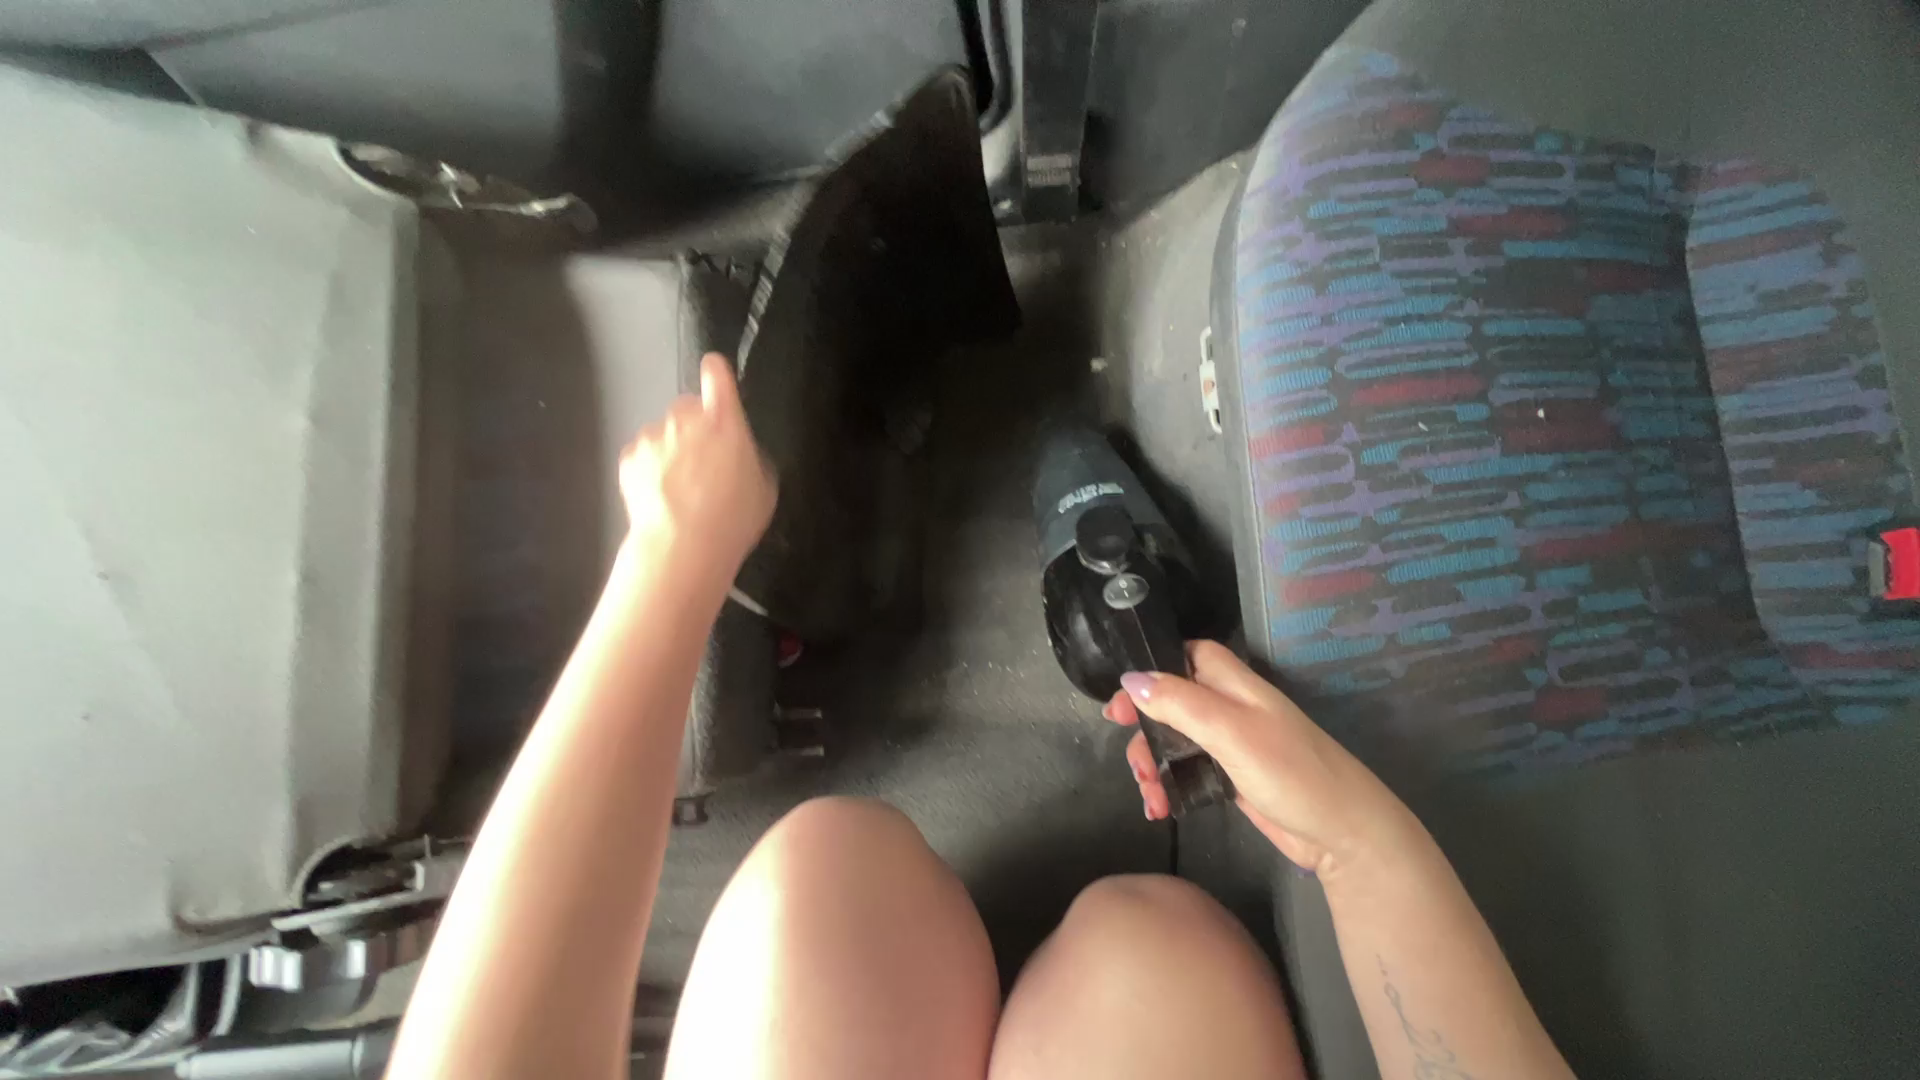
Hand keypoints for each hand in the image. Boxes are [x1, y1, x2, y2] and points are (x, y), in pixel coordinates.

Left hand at [618, 353, 776, 571]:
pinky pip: (643, 454)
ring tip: (681, 488)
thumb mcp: (763, 485)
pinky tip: (662, 495)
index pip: (717, 374)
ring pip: (664, 432)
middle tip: (704, 463)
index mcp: (724, 420)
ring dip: (672, 449)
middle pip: (689, 407)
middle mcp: (685, 419)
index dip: (717, 373)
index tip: (716, 377)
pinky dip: (650, 468)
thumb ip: (750, 454)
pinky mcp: (630, 456)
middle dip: (696, 427)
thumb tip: (739, 449)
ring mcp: (653, 436)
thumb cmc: (733, 517)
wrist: (682, 545)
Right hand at [1103, 641, 1416, 876]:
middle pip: (1173, 701)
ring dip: (1151, 762)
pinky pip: (1186, 772)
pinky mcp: (1232, 779)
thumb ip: (1180, 703)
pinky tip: (1157, 808)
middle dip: (1144, 724)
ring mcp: (1232, 746)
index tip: (1124, 692)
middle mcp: (1231, 709)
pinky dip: (1167, 786)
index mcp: (1235, 686)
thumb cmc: (1291, 772)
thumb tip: (1130, 680)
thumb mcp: (1230, 730)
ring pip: (1175, 740)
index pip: (1189, 655)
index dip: (1155, 666)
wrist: (1344, 835)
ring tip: (1145, 792)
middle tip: (1124, 746)